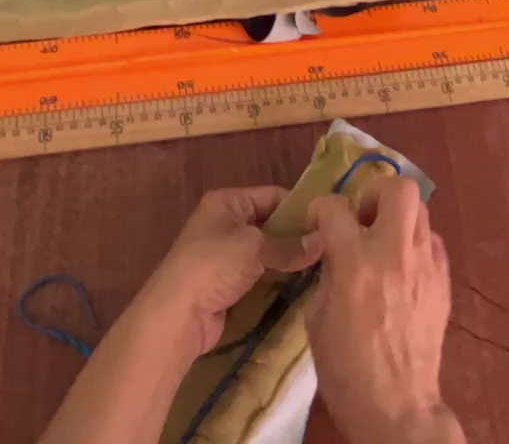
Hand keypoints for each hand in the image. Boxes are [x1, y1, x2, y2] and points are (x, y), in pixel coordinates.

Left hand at [132, 186, 316, 358]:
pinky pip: (259, 273)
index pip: (271, 195)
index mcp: (227, 201)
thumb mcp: (254, 247)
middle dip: (296, 234)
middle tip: (330, 245)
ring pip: (266, 250)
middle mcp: (225, 222)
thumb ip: (288, 245)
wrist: (178, 313)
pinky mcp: (227, 282)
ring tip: (323, 265)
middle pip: (269, 223)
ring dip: (288, 258)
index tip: (328, 220)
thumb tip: (322, 242)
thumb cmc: (214, 264)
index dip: (298, 206)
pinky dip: (276, 277)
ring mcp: (225, 253)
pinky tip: (301, 284)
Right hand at [303, 176, 463, 443]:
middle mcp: (394, 254)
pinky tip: (405, 267)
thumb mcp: (318, 316)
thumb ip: (328, 272)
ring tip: (385, 241)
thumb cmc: (346, 369)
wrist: (397, 408)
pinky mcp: (444, 283)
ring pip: (421, 210)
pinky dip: (417, 245)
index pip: (335, 206)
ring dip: (398, 217)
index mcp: (355, 262)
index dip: (321, 208)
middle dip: (376, 193)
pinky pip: (433, 243)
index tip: (318, 222)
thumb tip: (335, 251)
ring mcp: (425, 266)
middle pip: (398, 188)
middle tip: (363, 217)